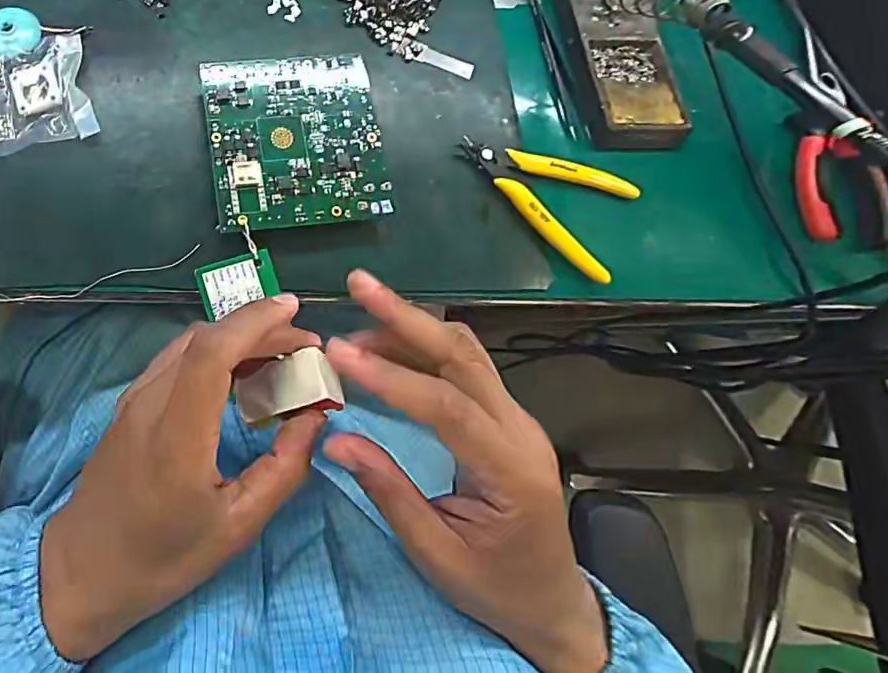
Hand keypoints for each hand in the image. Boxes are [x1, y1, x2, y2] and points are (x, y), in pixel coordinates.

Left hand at [40, 296, 327, 660]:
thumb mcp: (236, 526)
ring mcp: (134, 396)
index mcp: (176, 433)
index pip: (212, 352)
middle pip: (204, 339)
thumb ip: (281, 468)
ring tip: (280, 355)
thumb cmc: (163, 556)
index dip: (254, 321)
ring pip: (188, 344)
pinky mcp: (130, 401)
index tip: (294, 308)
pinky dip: (212, 352)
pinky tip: (239, 372)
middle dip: (257, 329)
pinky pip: (175, 360)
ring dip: (235, 337)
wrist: (85, 564)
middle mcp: (149, 401)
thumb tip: (314, 416)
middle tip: (304, 344)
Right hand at [323, 270, 607, 672]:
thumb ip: (388, 492)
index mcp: (511, 471)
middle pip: (462, 355)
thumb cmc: (496, 586)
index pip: (447, 406)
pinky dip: (418, 343)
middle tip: (358, 283)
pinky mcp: (500, 414)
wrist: (554, 604)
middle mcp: (519, 431)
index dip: (389, 375)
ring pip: (463, 349)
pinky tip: (381, 342)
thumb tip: (334, 439)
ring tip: (357, 315)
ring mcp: (514, 418)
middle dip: (406, 315)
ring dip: (410, 324)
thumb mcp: (437, 555)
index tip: (337, 353)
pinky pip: (461, 363)